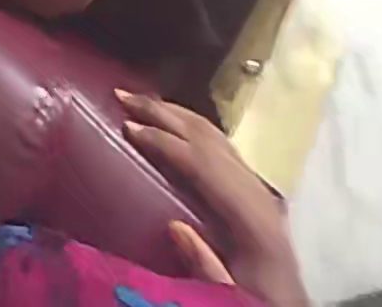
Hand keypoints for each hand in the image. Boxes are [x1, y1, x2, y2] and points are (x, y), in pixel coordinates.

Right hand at [117, 91, 309, 306]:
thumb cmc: (259, 305)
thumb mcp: (234, 301)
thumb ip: (209, 269)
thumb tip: (175, 226)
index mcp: (252, 219)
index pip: (202, 163)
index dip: (162, 140)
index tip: (126, 126)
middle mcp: (257, 192)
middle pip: (206, 138)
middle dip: (161, 112)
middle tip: (122, 95)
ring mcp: (257, 186)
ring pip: (213, 134)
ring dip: (173, 111)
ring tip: (138, 98)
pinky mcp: (252, 187)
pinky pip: (218, 141)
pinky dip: (189, 122)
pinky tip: (170, 118)